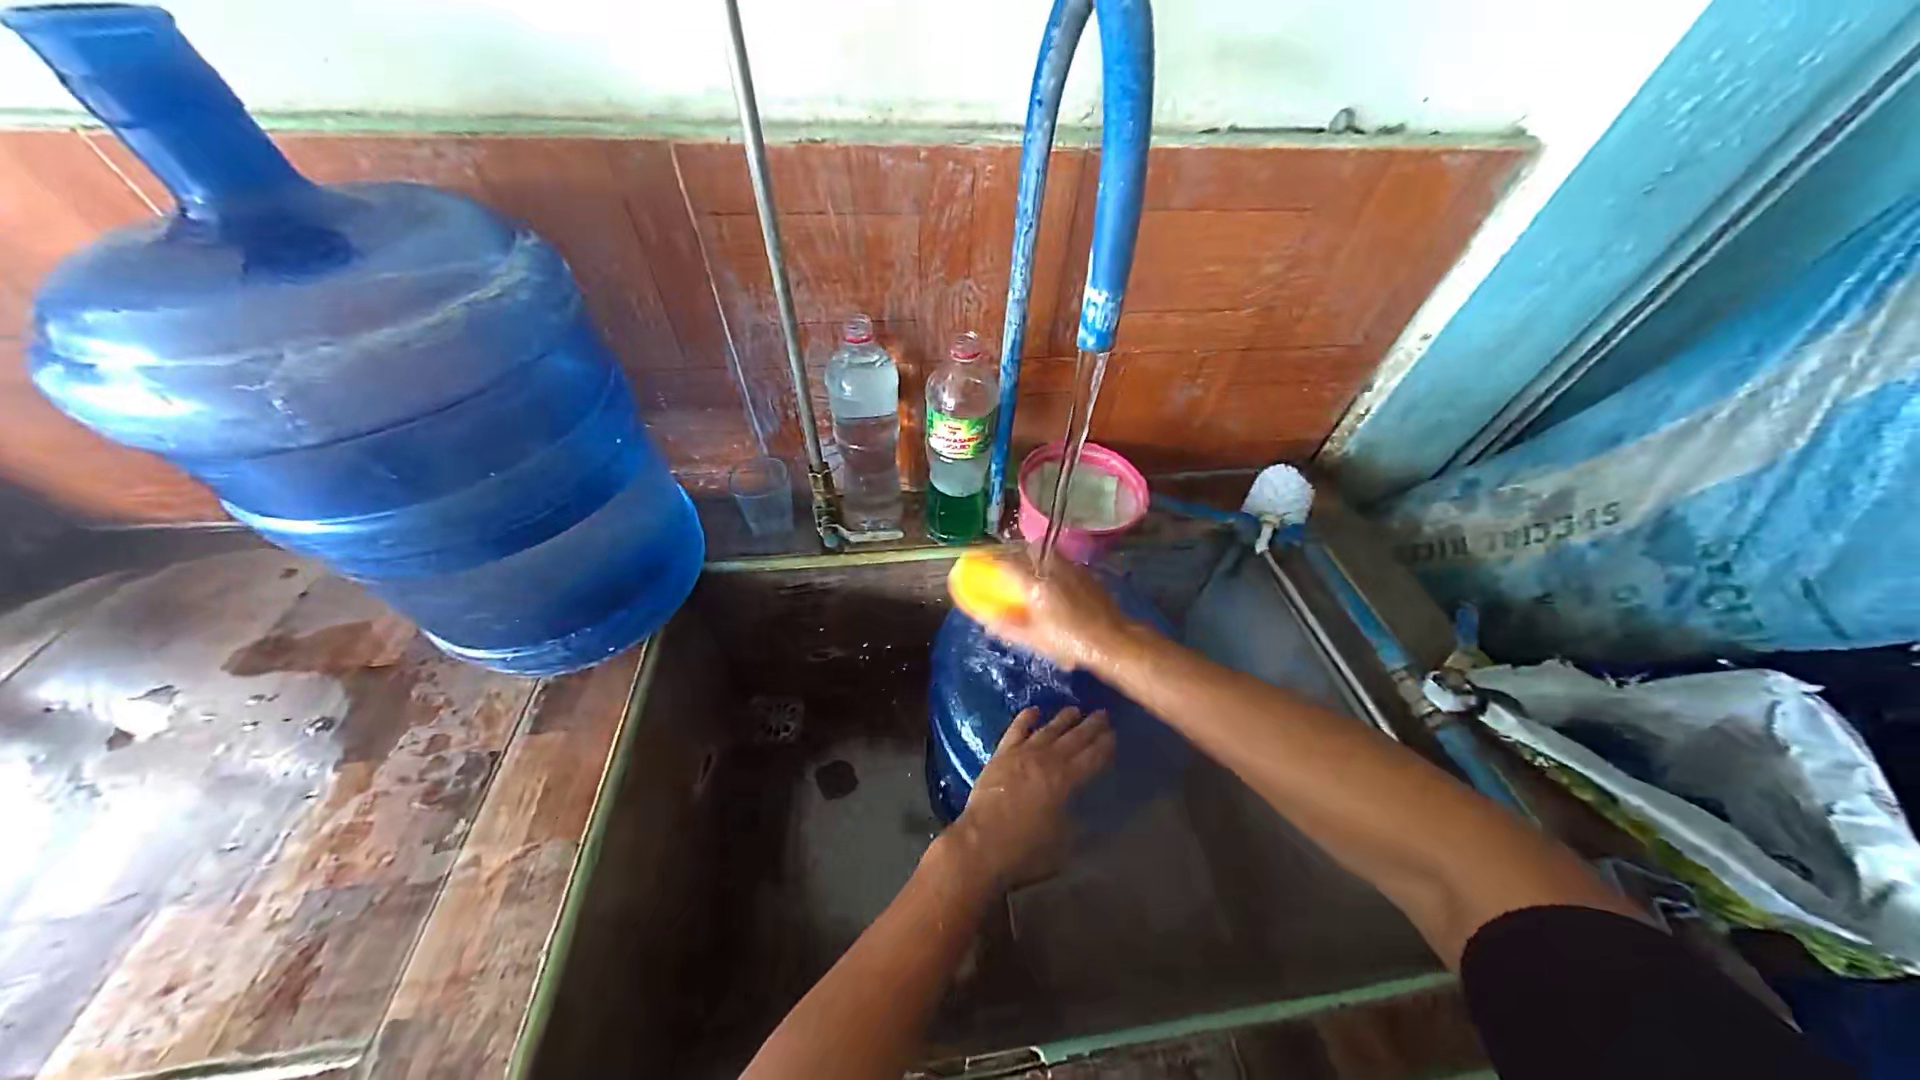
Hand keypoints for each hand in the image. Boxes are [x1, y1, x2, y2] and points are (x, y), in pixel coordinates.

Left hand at [944, 706, 1114, 888]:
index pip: (1092, 758)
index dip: (1105, 746)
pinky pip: (1016, 730)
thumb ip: (1079, 825)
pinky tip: (1034, 710)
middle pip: (1074, 739)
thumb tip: (1091, 816)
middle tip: (1103, 714)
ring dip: (1063, 719)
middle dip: (1090, 726)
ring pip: (1048, 730)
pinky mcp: (1001, 755)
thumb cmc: (1026, 850)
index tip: (1114, 734)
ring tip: (1075, 709)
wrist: (982, 844)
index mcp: (1066, 781)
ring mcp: (1022, 754)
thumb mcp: (1065, 843)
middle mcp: (1047, 761)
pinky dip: (1026, 718)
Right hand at [972, 556, 1145, 671]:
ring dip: (1034, 556)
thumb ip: (1007, 627)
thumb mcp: (1034, 640)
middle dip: (1015, 553)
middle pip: (1028, 548)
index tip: (980, 559)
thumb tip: (986, 620)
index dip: (991, 559)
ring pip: (1047, 551)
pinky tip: (1053, 583)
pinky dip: (1051, 565)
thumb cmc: (1071, 644)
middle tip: (1008, 566)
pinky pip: (1062, 561)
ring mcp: (1072, 568)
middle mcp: (1053, 569)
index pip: (1007, 563)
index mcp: (1036, 585)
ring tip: (1030, 573)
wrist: (1113, 641)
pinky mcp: (1086, 574)